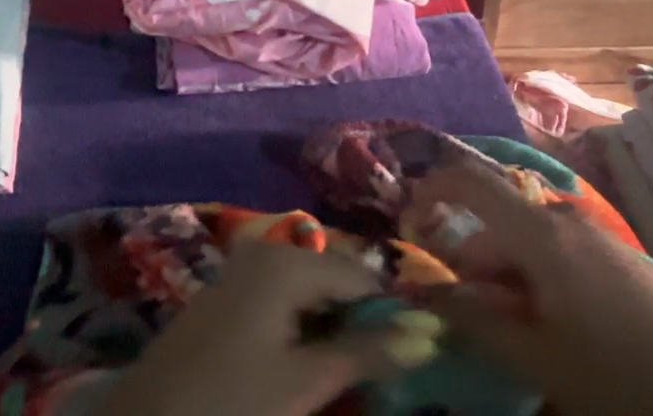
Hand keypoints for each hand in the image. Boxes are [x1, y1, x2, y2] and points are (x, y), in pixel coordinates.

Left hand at [93, 241, 441, 415]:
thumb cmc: (232, 399)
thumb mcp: (305, 381)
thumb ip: (366, 352)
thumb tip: (427, 333)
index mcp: (285, 262)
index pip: (360, 276)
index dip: (390, 315)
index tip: (414, 357)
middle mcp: (263, 253)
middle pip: (332, 279)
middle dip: (359, 320)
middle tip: (379, 371)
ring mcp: (240, 272)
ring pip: (307, 291)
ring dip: (331, 328)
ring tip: (346, 373)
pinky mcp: (225, 296)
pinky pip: (280, 299)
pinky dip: (301, 327)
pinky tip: (307, 365)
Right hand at [405, 163, 652, 415]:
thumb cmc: (622, 375)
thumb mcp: (535, 354)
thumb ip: (470, 317)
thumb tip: (418, 288)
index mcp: (539, 231)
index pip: (465, 180)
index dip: (425, 193)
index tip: (405, 230)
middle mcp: (567, 220)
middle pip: (495, 222)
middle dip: (468, 261)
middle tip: (462, 314)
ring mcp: (602, 240)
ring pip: (528, 245)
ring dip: (505, 279)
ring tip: (512, 335)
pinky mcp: (627, 265)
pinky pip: (562, 259)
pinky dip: (538, 284)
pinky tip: (554, 333)